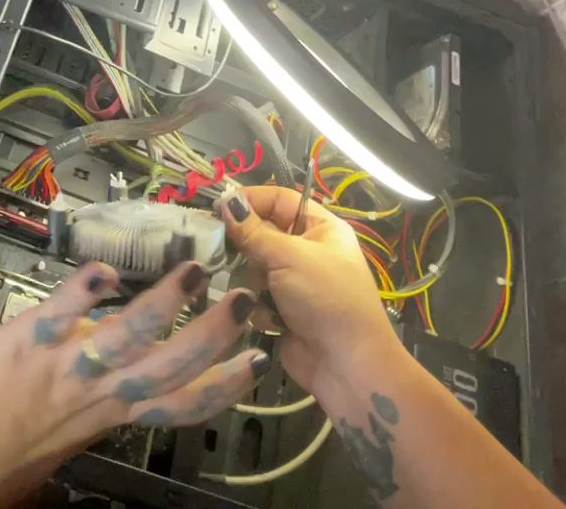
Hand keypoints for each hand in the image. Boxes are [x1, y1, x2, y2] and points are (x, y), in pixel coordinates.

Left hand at [0, 260, 266, 488]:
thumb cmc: (26, 439)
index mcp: (118, 410)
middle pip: (168, 368)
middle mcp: (102, 390)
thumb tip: (150, 351)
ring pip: (126, 339)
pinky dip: (83, 293)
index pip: (183, 403)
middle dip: (211, 336)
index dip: (225, 385)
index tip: (259, 358)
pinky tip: (106, 270)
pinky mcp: (32, 341)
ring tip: (193, 272)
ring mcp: (68, 364)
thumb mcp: (86, 422)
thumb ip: (119, 387)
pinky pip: (60, 315)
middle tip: (245, 300)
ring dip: (163, 305)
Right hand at [214, 185, 398, 394]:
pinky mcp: (284, 310)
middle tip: (220, 247)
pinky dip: (256, 304)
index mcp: (321, 228)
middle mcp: (309, 251)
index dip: (251, 200)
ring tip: (252, 289)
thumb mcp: (289, 256)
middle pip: (264, 232)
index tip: (218, 207)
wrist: (347, 367)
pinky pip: (257, 295)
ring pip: (256, 265)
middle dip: (246, 244)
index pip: (279, 200)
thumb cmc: (325, 298)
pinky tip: (262, 315)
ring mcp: (296, 282)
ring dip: (252, 278)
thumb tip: (225, 203)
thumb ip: (253, 231)